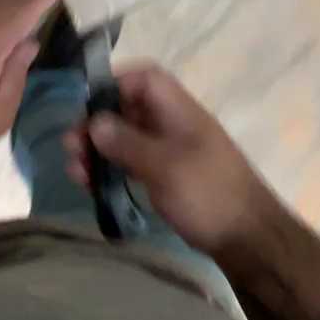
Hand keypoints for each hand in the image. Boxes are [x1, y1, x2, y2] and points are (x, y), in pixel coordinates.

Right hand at [62, 65, 286, 256]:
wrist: (248, 239)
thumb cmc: (209, 194)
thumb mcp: (165, 165)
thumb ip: (127, 142)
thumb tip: (94, 122)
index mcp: (179, 111)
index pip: (144, 79)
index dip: (114, 84)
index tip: (86, 108)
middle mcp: (172, 127)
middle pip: (127, 110)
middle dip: (95, 125)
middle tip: (71, 147)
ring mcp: (168, 154)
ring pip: (124, 140)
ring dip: (96, 151)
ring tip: (76, 171)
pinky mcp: (164, 179)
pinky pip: (129, 165)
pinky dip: (109, 170)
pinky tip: (90, 185)